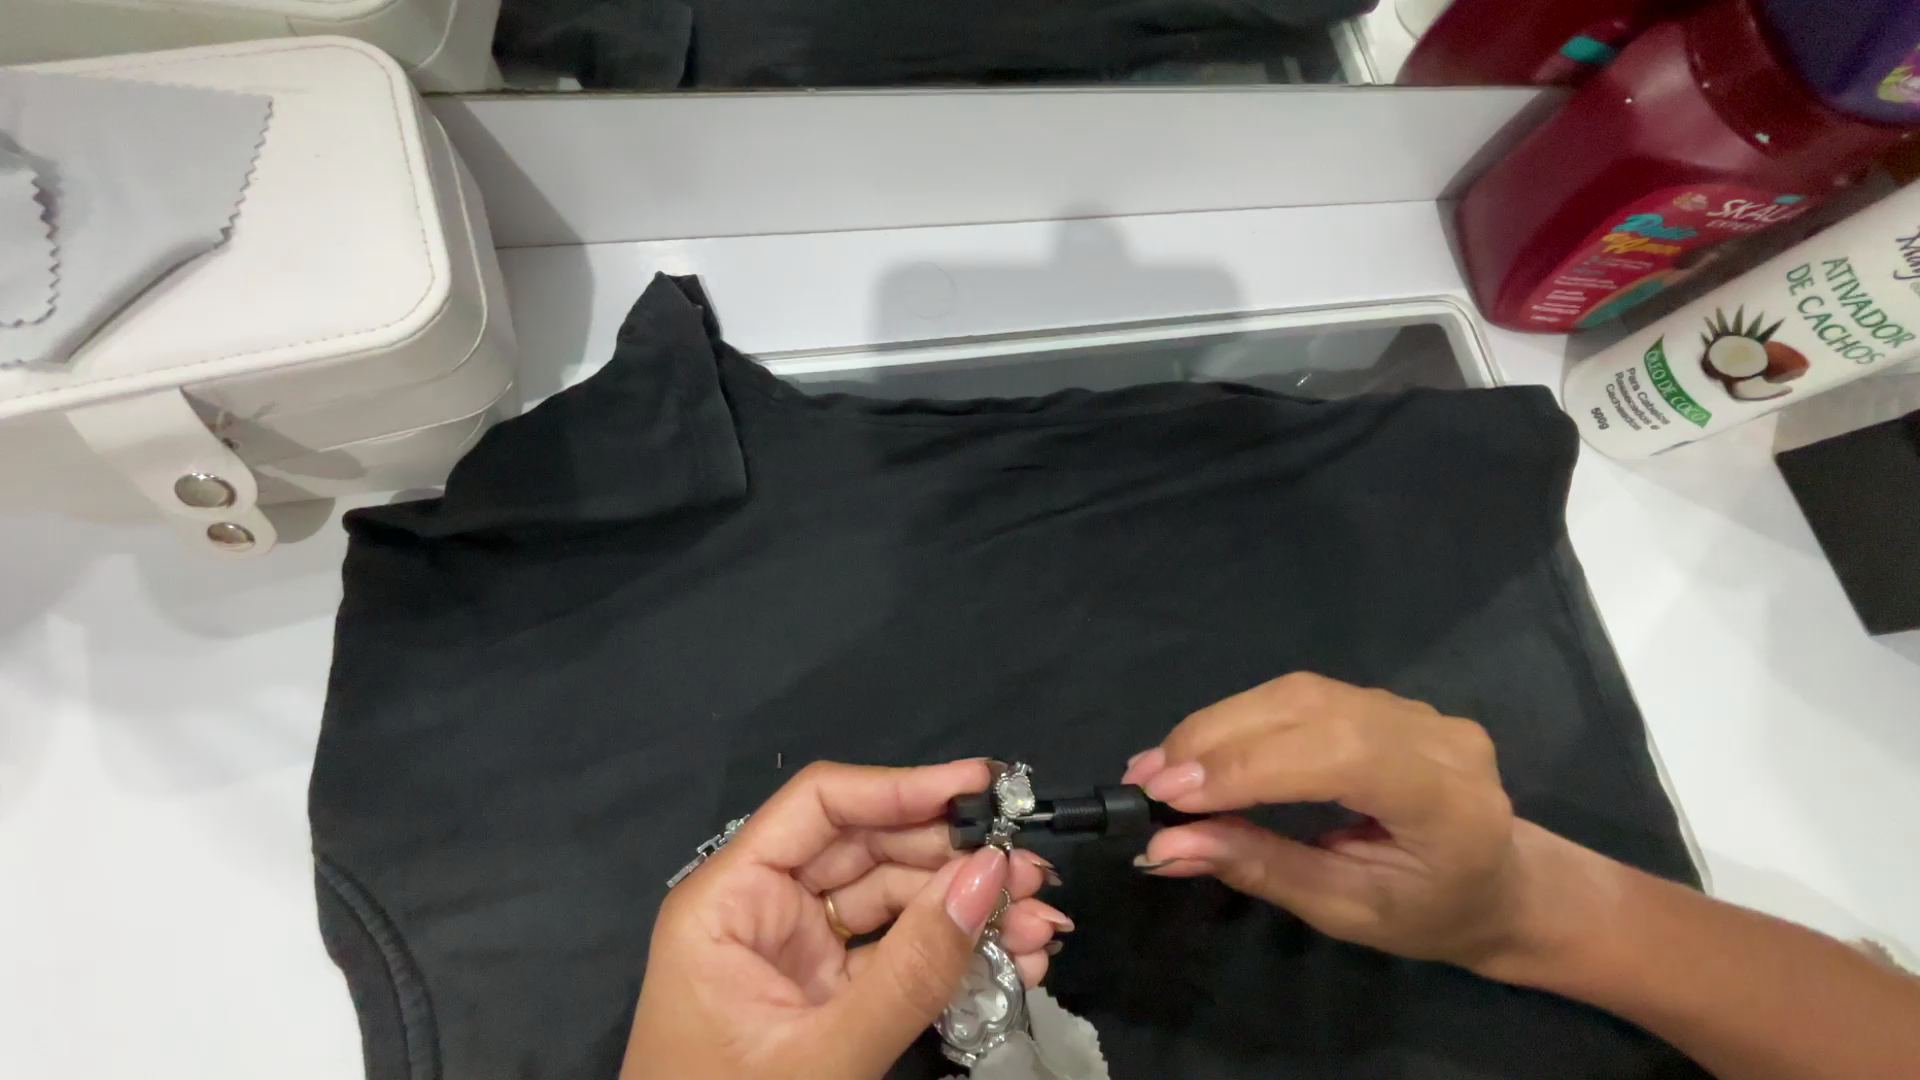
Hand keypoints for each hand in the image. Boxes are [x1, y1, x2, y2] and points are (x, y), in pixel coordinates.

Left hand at [622, 761, 1070, 1079]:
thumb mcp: (825, 1056)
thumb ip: (911, 970)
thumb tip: (990, 874)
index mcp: (729, 897)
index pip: (822, 804)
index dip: (903, 787)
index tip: (980, 788)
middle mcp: (763, 905)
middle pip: (868, 846)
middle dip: (953, 856)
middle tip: (1029, 869)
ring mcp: (798, 947)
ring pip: (892, 896)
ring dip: (966, 905)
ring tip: (1038, 921)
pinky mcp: (825, 988)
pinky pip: (896, 948)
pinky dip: (951, 949)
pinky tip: (1011, 955)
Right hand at [1121, 673, 1540, 972]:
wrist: (1501, 883)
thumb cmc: (1430, 914)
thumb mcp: (1346, 911)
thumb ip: (1258, 868)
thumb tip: (1163, 846)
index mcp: (1450, 801)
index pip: (1339, 755)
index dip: (1248, 766)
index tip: (1168, 794)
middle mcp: (1433, 736)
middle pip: (1306, 710)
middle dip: (1214, 740)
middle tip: (1145, 778)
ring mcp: (1408, 706)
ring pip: (1292, 692)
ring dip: (1216, 724)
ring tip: (1161, 764)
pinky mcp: (1378, 698)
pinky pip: (1295, 695)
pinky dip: (1237, 718)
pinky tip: (1201, 746)